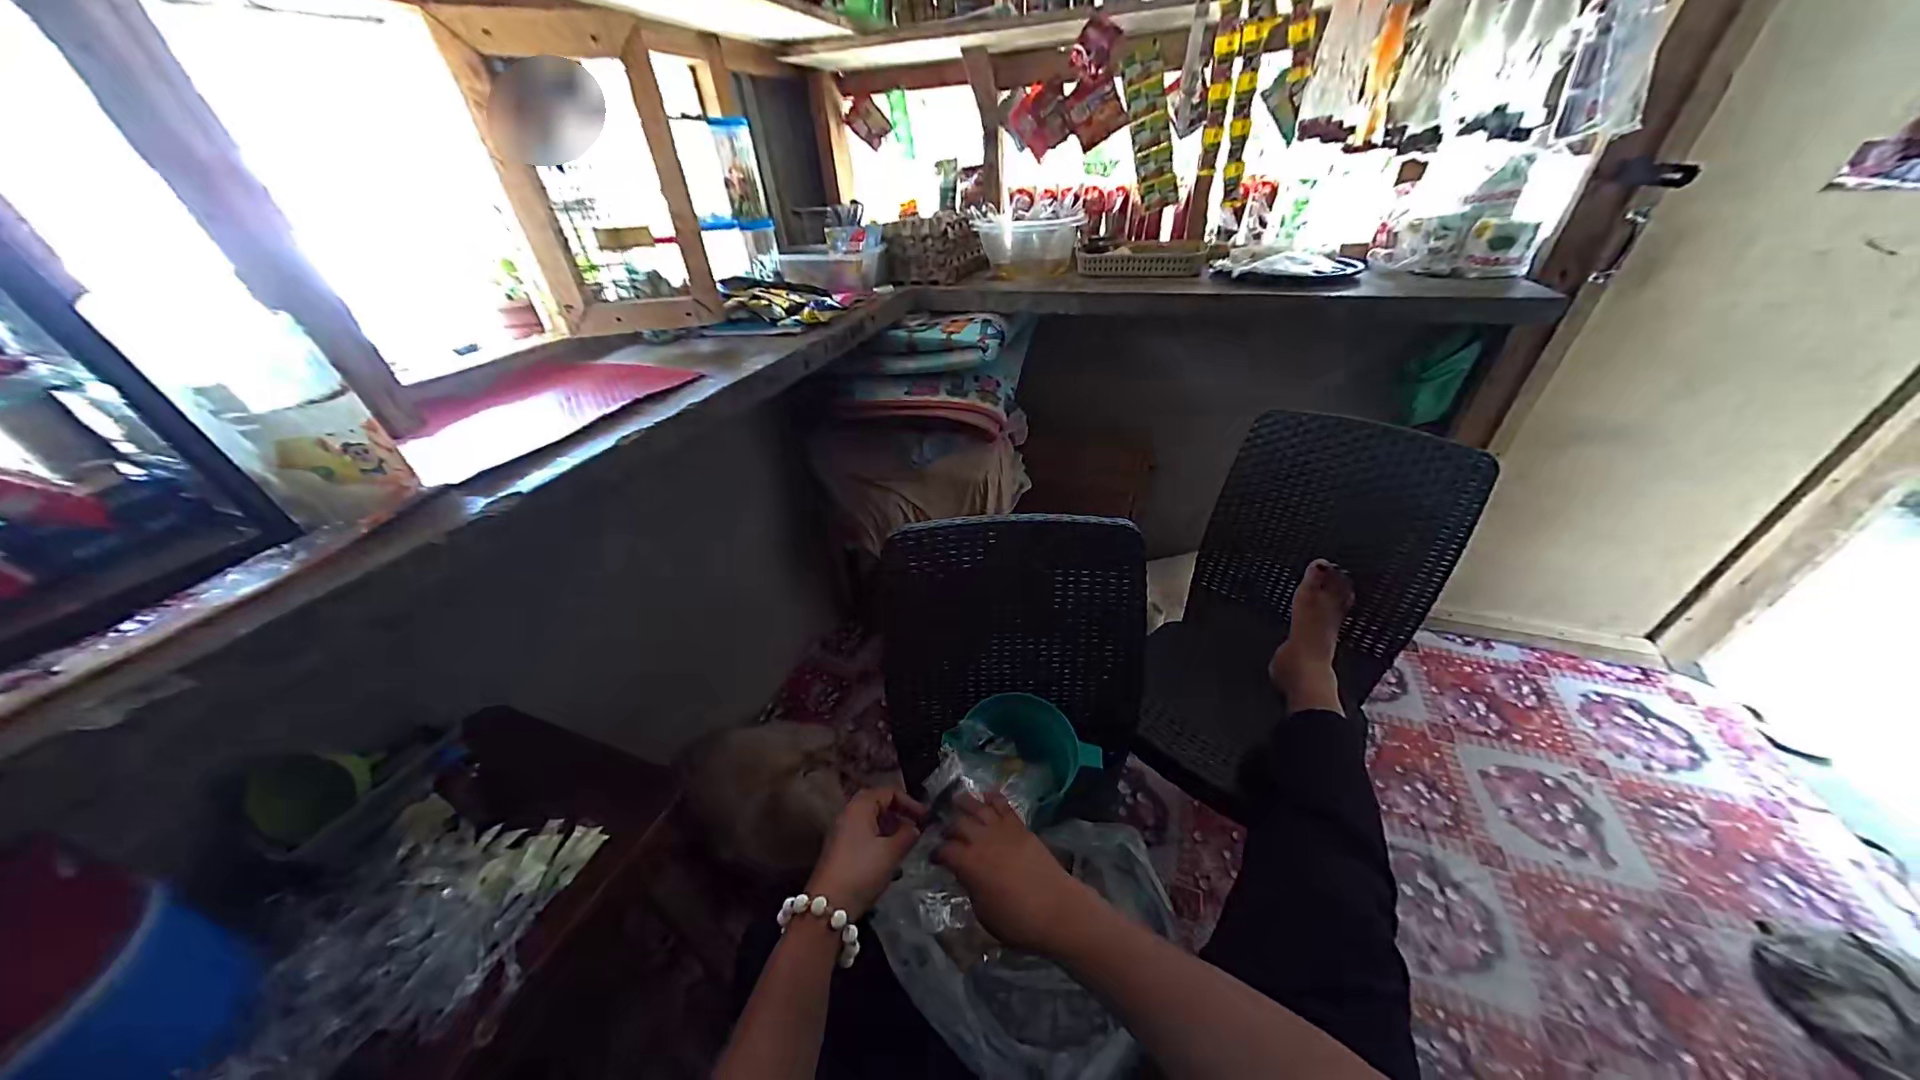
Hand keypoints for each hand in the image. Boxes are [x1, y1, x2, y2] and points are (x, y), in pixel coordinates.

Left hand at [805, 787, 927, 918]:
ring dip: (891, 829)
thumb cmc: (862, 871)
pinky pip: (864, 836)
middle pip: (878, 804)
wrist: (828, 905)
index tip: (925, 817)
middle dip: (900, 814)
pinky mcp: (840, 851)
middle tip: (917, 828)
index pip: (888, 792)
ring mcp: (841, 833)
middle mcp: (847, 815)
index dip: (909, 802)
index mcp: (859, 807)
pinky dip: (880, 840)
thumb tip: (914, 828)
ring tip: (907, 843)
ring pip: (871, 822)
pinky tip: (891, 857)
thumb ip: (907, 835)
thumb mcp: (891, 852)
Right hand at [933, 792, 1097, 953]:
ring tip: (957, 800)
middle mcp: (982, 841)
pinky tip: (987, 794)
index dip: (936, 853)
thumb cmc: (1017, 921)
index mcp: (969, 864)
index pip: (945, 850)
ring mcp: (1003, 831)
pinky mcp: (1021, 828)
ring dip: (966, 803)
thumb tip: (966, 874)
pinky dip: (994, 797)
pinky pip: (1004, 806)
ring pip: (979, 808)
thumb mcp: (983, 912)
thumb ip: (971, 887)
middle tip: (947, 833)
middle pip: (959, 824)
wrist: (1057, 910)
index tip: (935, 858)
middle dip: (949, 827)